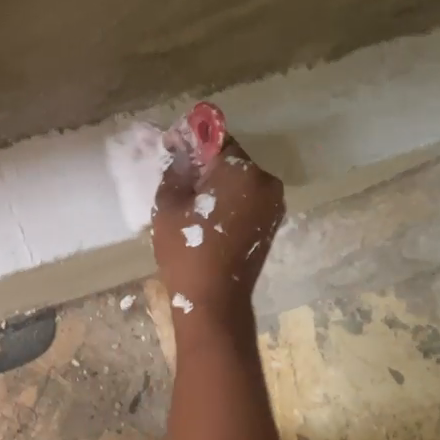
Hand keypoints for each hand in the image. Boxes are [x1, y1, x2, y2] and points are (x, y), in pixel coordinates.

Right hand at [150, 112, 285, 323]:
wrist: (214, 299)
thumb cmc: (186, 251)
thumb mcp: (167, 207)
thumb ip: (175, 172)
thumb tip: (181, 156)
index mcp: (241, 170)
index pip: (217, 139)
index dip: (192, 140)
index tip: (172, 146)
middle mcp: (265, 181)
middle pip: (231, 160)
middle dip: (205, 164)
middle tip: (178, 178)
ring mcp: (273, 204)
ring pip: (240, 181)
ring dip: (217, 184)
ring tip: (190, 202)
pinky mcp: (271, 223)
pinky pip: (246, 200)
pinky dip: (228, 201)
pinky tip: (207, 218)